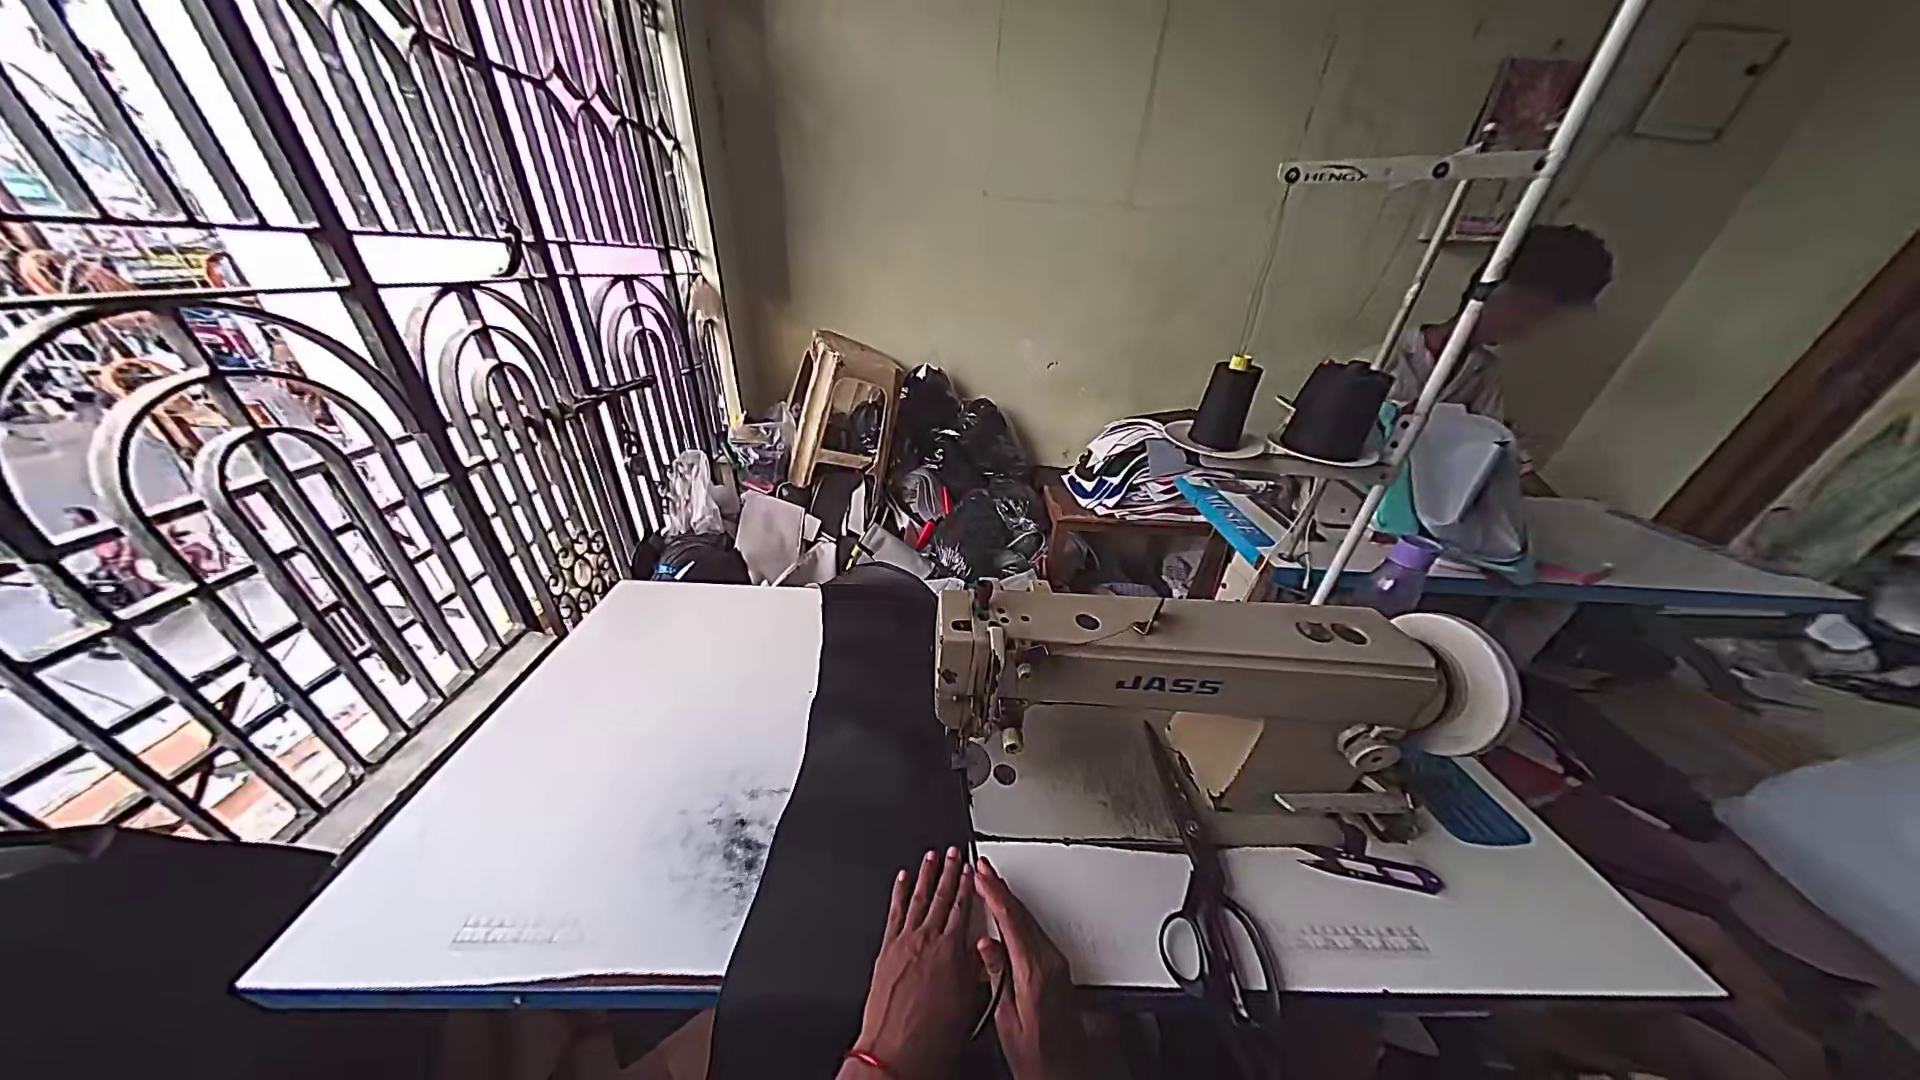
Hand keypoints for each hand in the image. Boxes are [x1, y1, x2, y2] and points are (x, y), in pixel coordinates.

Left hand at [848, 848, 979, 1079]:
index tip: (970, 870)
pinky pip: (894, 912)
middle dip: (949, 872)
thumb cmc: (932, 1038)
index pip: (962, 908)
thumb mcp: (966, 1003)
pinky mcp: (887, 949)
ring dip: (926, 874)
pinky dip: (899, 893)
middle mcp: (929, 940)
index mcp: (952, 952)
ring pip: (919, 898)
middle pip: (942, 897)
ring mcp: (905, 941)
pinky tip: (902, 878)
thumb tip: (978, 952)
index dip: (967, 886)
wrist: (895, 1055)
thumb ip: (972, 970)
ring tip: (931, 856)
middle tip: (953, 852)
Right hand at [975, 857, 1091, 1079]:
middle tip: (984, 867)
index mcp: (1033, 971)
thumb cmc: (1037, 1058)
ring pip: (1029, 919)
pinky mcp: (1059, 967)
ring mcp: (1056, 963)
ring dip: (1010, 899)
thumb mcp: (1007, 1021)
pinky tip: (1009, 911)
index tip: (981, 876)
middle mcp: (1049, 962)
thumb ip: (997, 976)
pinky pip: (1035, 930)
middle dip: (1001, 888)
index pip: (1011, 920)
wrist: (1069, 1074)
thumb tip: (984, 944)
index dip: (995, 894)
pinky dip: (1019, 915)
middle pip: (1022, 914)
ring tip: (992, 882)